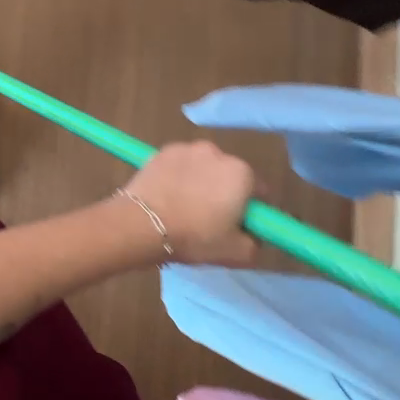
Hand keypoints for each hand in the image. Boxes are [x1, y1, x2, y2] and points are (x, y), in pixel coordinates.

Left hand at [116, 140, 257, 266]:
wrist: (143, 223)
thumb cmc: (196, 236)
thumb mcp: (239, 252)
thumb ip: (255, 241)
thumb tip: (250, 233)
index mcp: (240, 172)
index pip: (257, 189)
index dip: (250, 208)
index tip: (237, 223)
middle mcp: (214, 151)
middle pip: (227, 174)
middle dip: (224, 190)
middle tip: (210, 215)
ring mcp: (184, 148)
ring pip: (201, 167)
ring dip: (199, 180)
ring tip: (185, 204)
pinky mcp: (159, 151)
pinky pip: (178, 164)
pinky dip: (177, 175)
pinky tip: (168, 194)